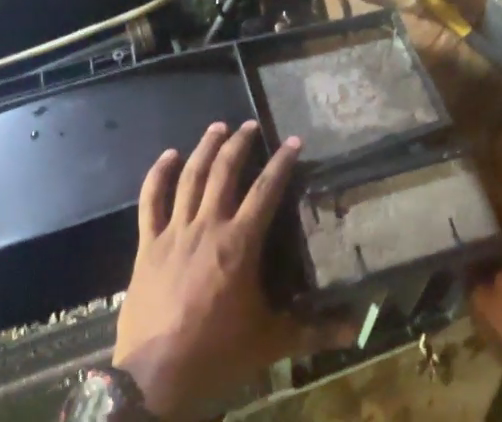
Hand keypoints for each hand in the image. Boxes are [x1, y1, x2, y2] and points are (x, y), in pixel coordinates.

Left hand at [114, 121, 316, 419]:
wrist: (157, 376)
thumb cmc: (219, 353)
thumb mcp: (271, 341)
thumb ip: (313, 331)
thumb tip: (355, 329)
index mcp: (240, 243)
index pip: (266, 191)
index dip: (282, 163)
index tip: (294, 141)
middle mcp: (208, 227)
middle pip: (224, 172)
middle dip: (239, 144)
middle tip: (251, 125)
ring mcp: (174, 233)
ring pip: (189, 178)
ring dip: (204, 149)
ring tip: (217, 127)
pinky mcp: (147, 246)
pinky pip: (150, 202)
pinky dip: (158, 175)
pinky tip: (167, 157)